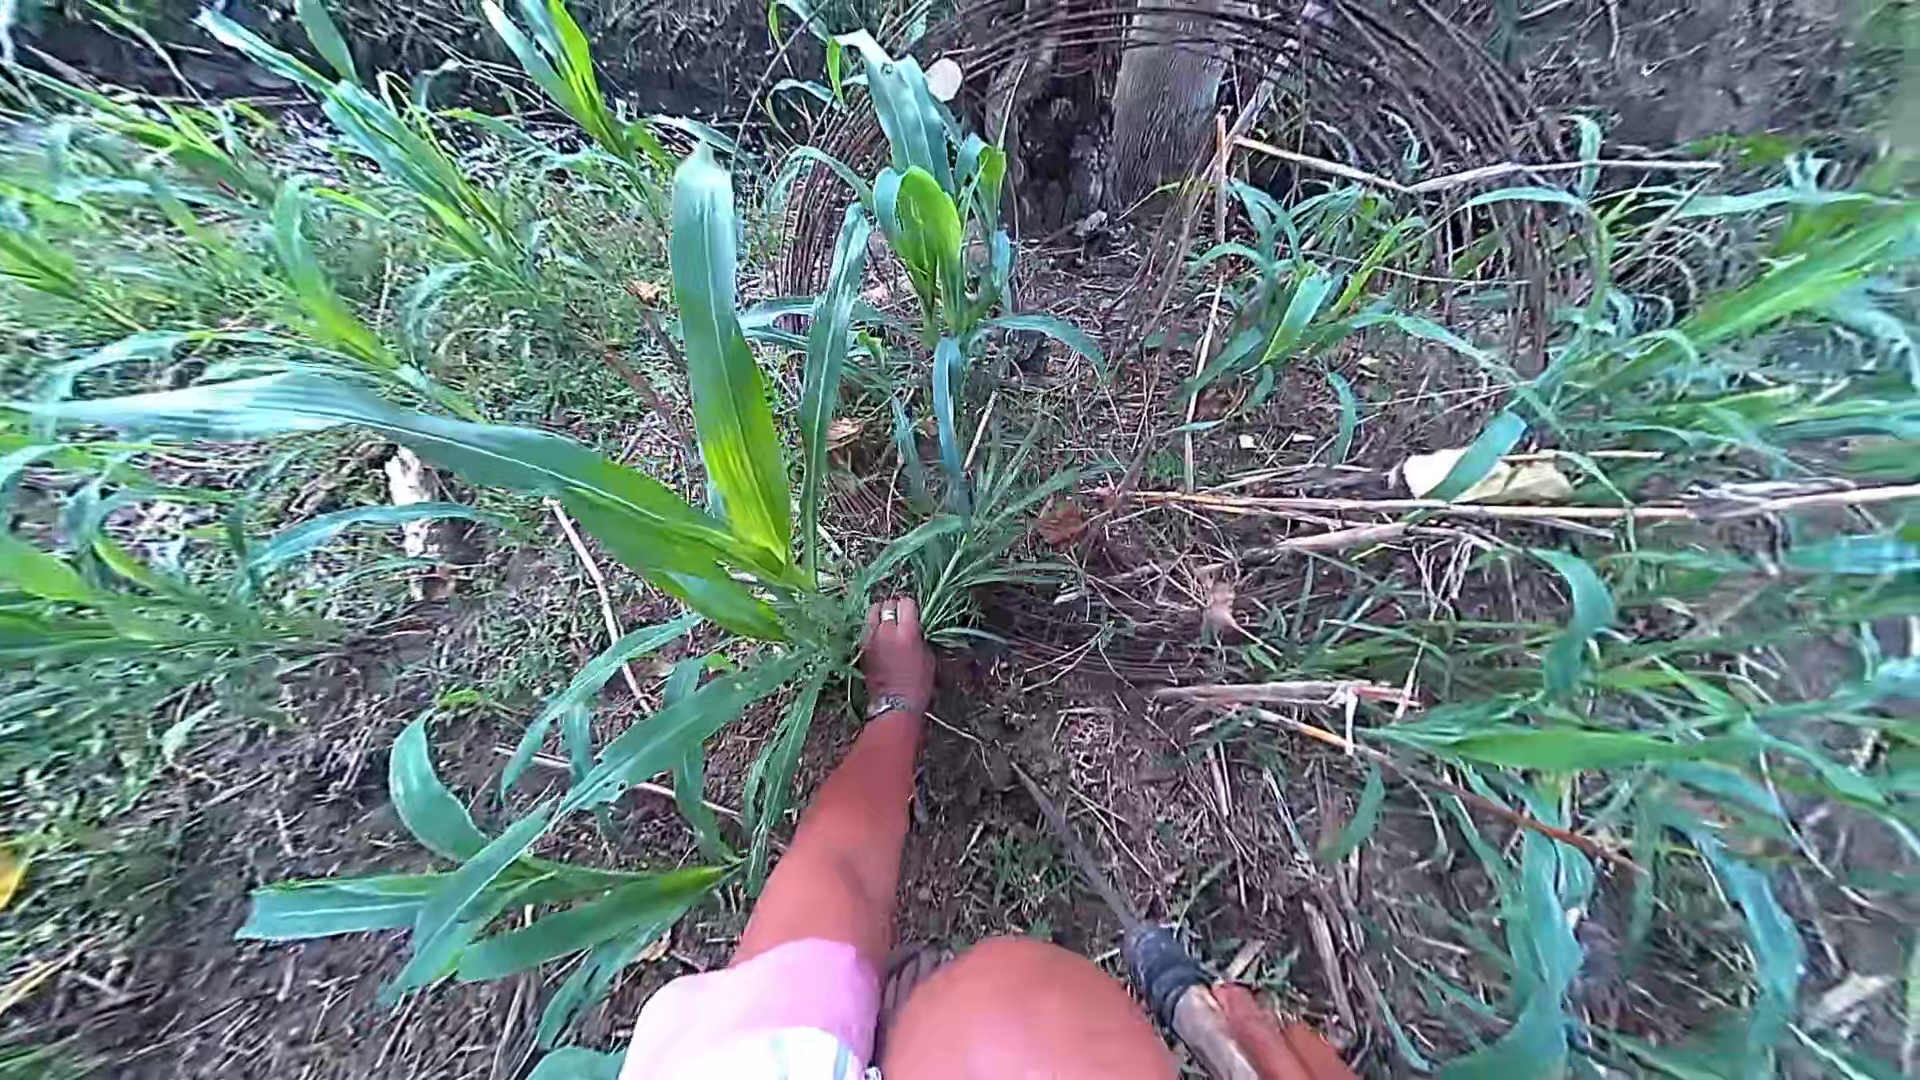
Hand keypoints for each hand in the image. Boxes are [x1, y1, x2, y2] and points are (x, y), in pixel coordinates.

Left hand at [862, 595, 934, 718]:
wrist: (895, 705)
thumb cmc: (918, 684)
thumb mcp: (928, 656)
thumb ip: (920, 636)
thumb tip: (914, 627)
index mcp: (907, 631)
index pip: (906, 603)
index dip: (910, 604)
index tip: (912, 610)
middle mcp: (887, 631)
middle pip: (887, 604)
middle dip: (894, 606)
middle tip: (900, 613)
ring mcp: (871, 638)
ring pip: (872, 611)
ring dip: (880, 612)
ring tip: (886, 620)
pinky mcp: (862, 647)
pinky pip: (866, 627)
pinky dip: (872, 626)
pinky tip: (879, 633)